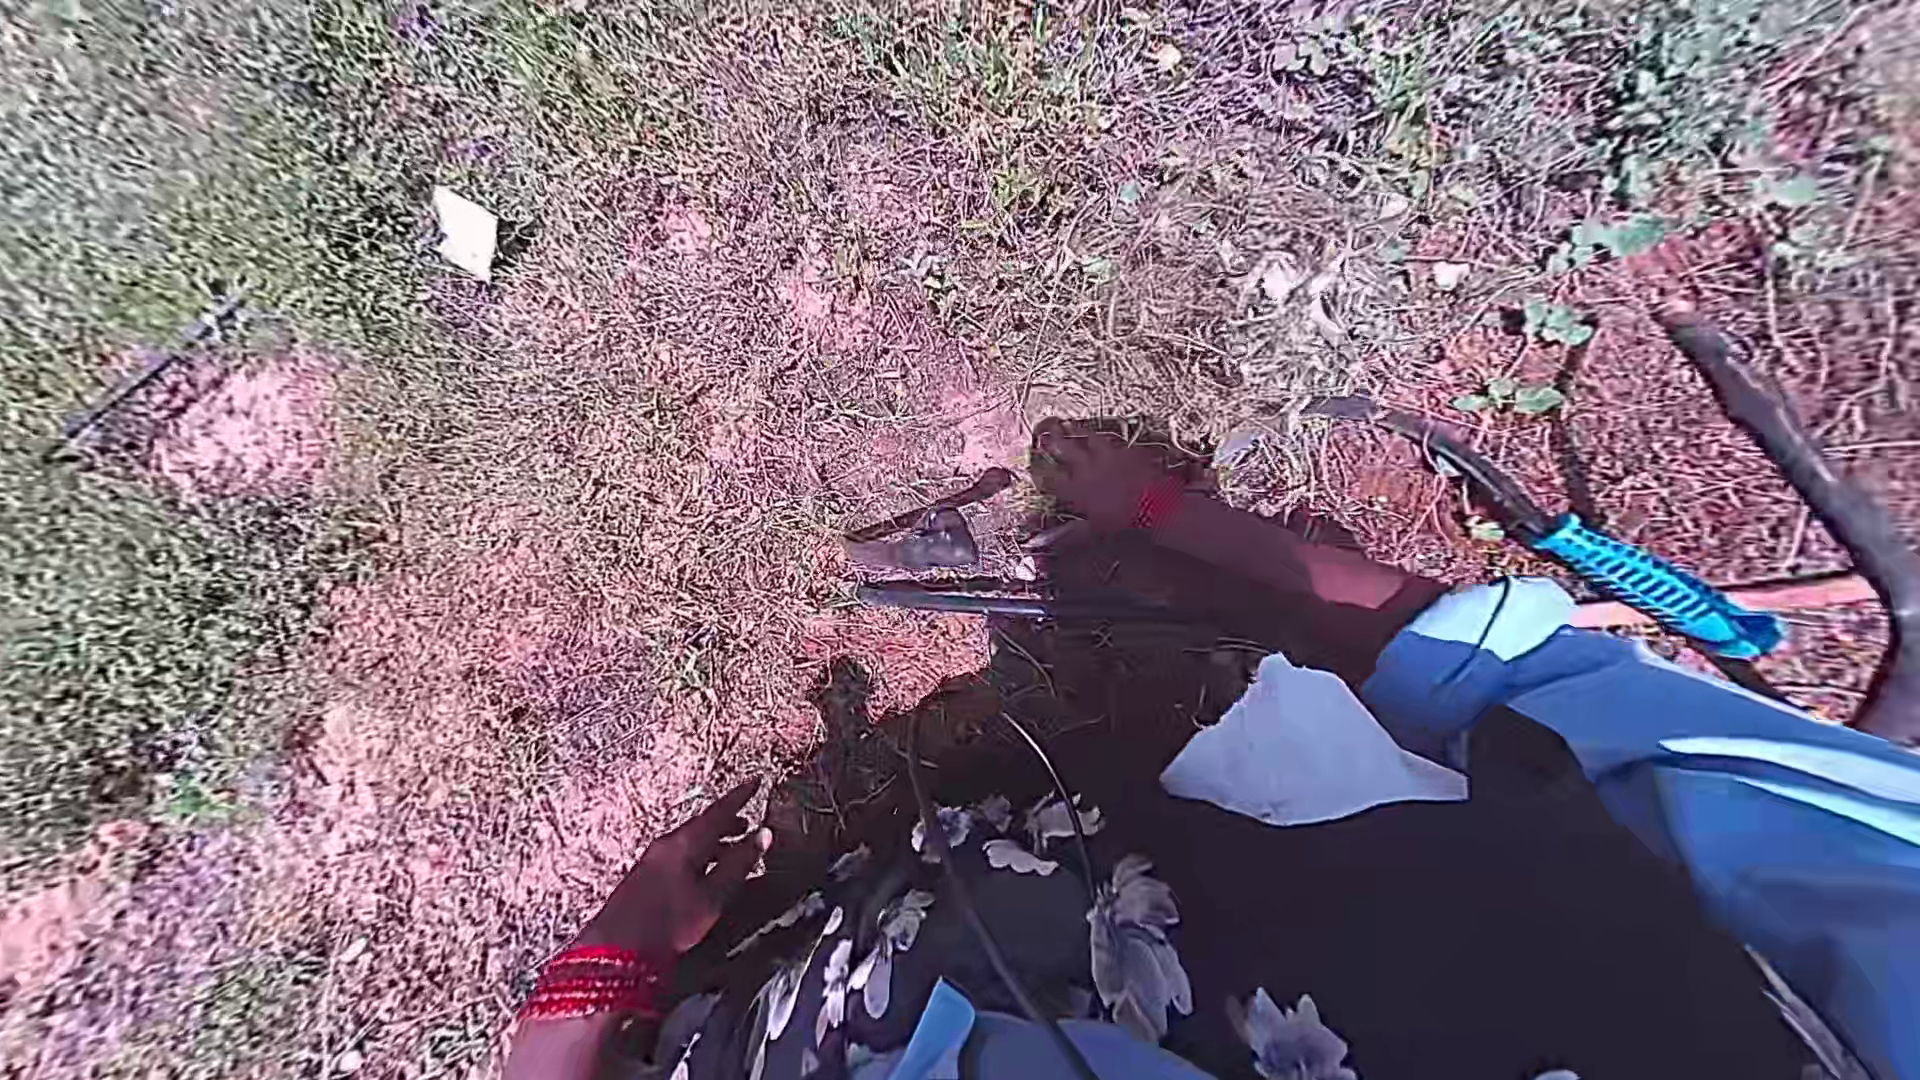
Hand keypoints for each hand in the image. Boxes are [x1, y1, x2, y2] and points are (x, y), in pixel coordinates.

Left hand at [572, 779, 771, 958]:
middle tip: (747, 823)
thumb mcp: (713, 896)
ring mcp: (652, 859)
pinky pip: (678, 853)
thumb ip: (739, 863)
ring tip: (731, 850)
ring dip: (713, 840)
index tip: (756, 782)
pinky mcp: (643, 876)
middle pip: (703, 824)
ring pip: (690, 840)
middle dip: (728, 821)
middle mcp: (668, 843)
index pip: (720, 810)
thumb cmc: (667, 924)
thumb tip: (763, 835)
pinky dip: (697, 853)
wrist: (611, 956)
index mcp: (686, 841)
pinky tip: (704, 871)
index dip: (740, 796)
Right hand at [1030, 418, 1192, 529]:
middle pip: (1064, 451)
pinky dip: (1101, 437)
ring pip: (1086, 438)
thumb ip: (1071, 534)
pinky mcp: (1125, 451)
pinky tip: (1100, 435)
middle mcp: (1087, 470)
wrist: (1155, 505)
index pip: (1051, 481)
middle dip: (1052, 442)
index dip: (1042, 475)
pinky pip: (1110, 440)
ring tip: (1067, 424)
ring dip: (1076, 432)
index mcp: (1076, 491)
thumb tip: (1050, 543)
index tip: (1036, 472)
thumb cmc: (1123, 522)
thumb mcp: (1093, 531)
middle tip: (1044, 433)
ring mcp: (1106, 457)